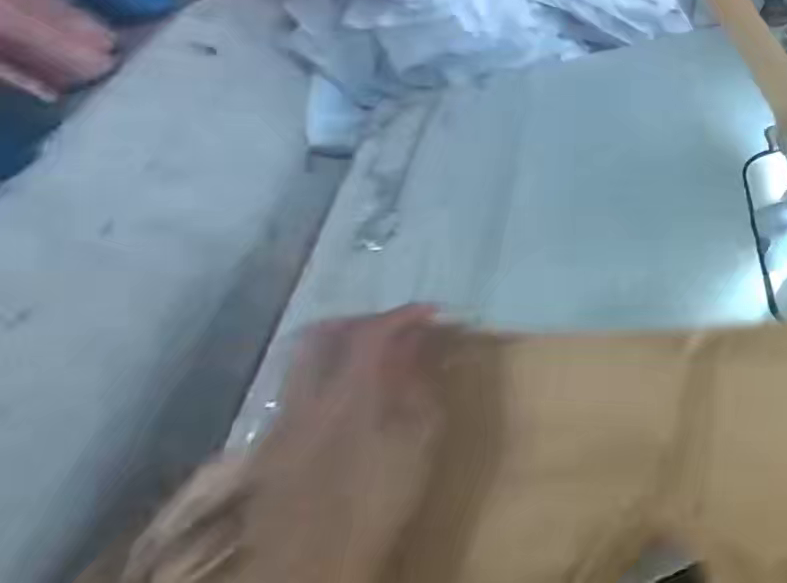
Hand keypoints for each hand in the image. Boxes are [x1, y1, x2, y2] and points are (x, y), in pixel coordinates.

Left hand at [241, 305, 442, 582]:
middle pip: (317, 337)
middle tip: (396, 327)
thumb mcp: (421, 434)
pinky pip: (297, 394)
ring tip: (378, 361)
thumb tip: (422, 341)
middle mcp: (305, 401)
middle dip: (359, 321)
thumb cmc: (383, 495)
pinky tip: (355, 401)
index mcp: (348, 394)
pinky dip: (327, 380)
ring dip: (340, 350)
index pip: (371, 331)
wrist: (316, 566)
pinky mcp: (269, 450)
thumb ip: (418, 381)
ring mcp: (280, 425)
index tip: (434, 312)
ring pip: (301, 365)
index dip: (404, 313)